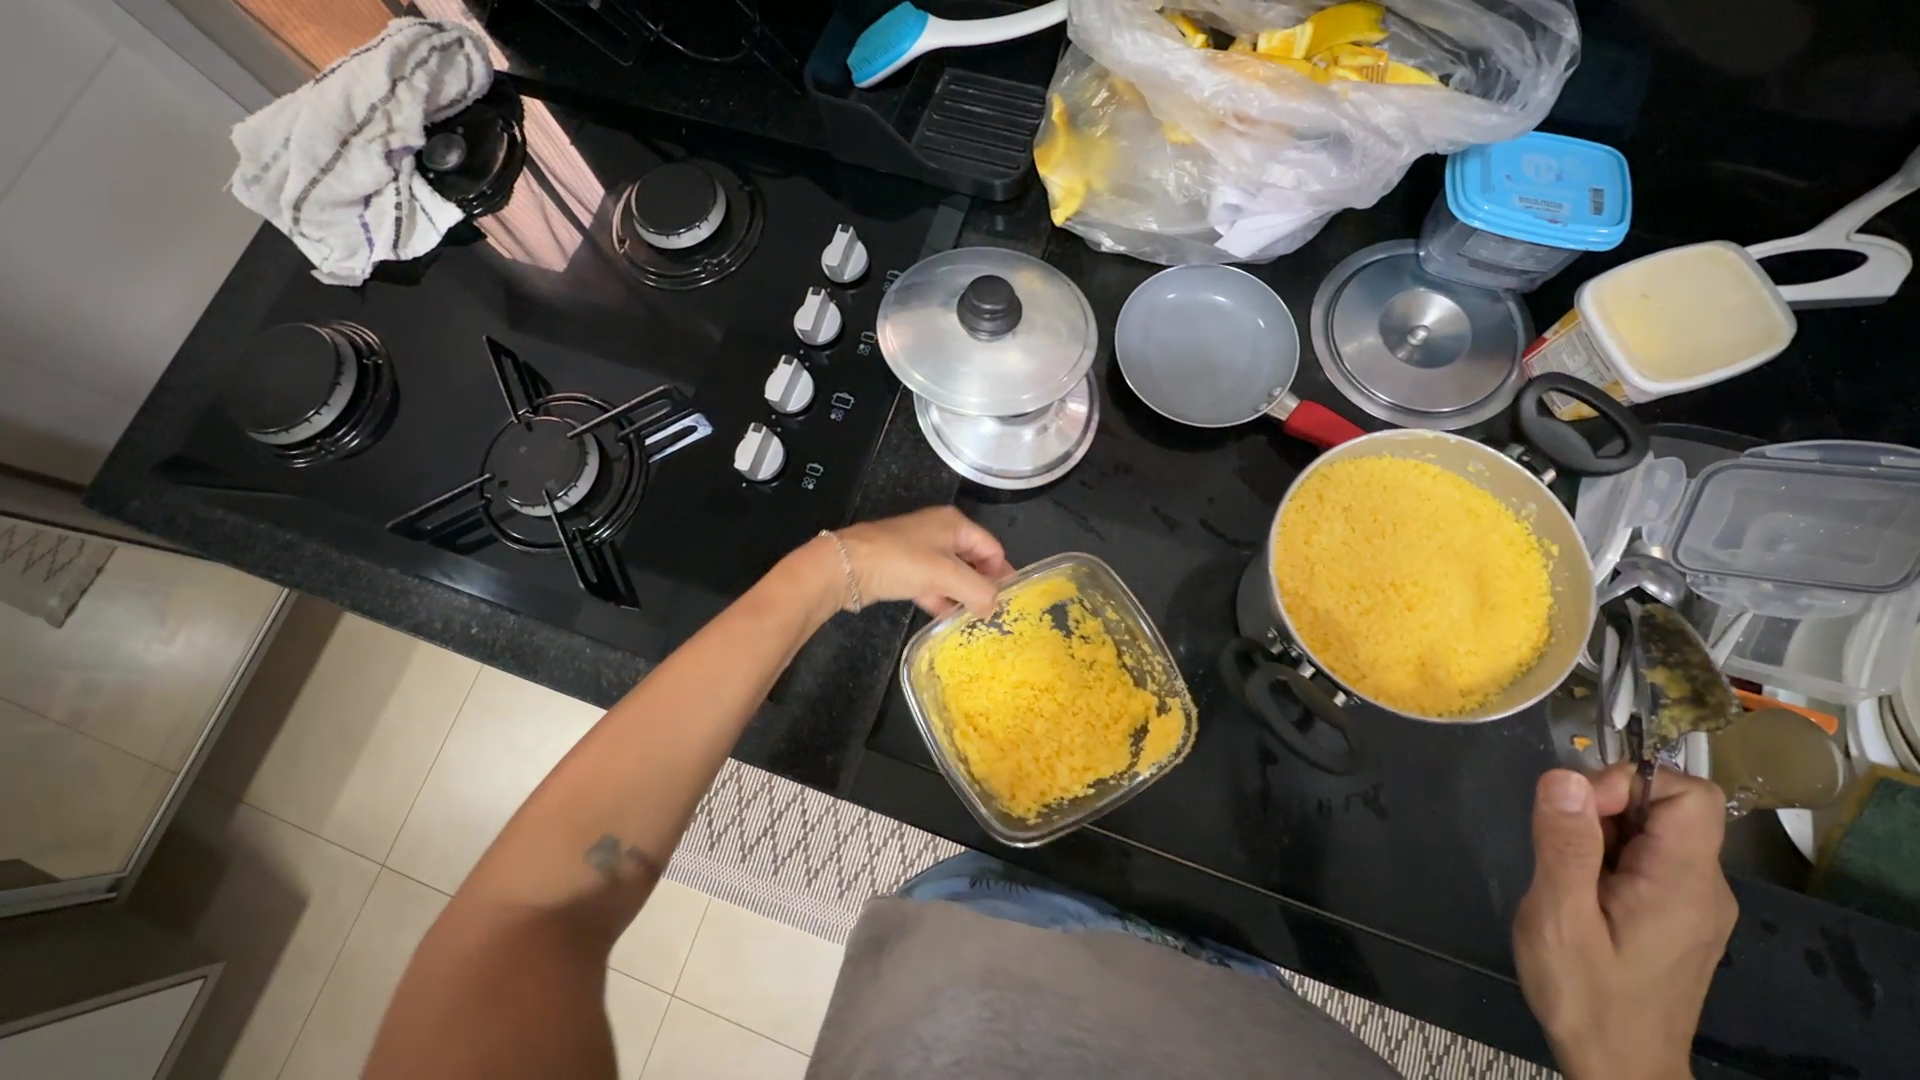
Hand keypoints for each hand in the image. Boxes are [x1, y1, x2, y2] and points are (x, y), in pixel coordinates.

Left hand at [828, 506, 1014, 617]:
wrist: (846, 566)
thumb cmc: (901, 561)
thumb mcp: (947, 575)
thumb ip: (978, 590)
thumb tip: (993, 607)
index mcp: (955, 524)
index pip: (992, 548)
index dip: (1002, 574)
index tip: (1008, 601)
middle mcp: (940, 532)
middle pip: (973, 561)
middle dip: (982, 586)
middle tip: (992, 614)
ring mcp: (920, 551)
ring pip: (951, 575)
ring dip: (961, 596)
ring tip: (973, 621)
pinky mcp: (903, 569)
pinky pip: (931, 584)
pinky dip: (941, 599)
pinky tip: (947, 619)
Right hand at [1513, 765, 1737, 1079]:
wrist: (1619, 1067)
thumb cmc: (1587, 996)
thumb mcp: (1559, 918)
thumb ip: (1565, 845)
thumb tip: (1564, 775)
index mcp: (1684, 884)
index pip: (1689, 794)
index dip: (1628, 782)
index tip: (1575, 808)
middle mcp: (1704, 887)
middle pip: (1668, 808)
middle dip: (1604, 807)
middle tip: (1558, 844)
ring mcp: (1694, 903)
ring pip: (1653, 831)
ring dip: (1601, 833)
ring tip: (1565, 875)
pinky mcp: (1678, 915)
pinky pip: (1648, 858)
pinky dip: (1608, 856)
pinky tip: (1579, 891)